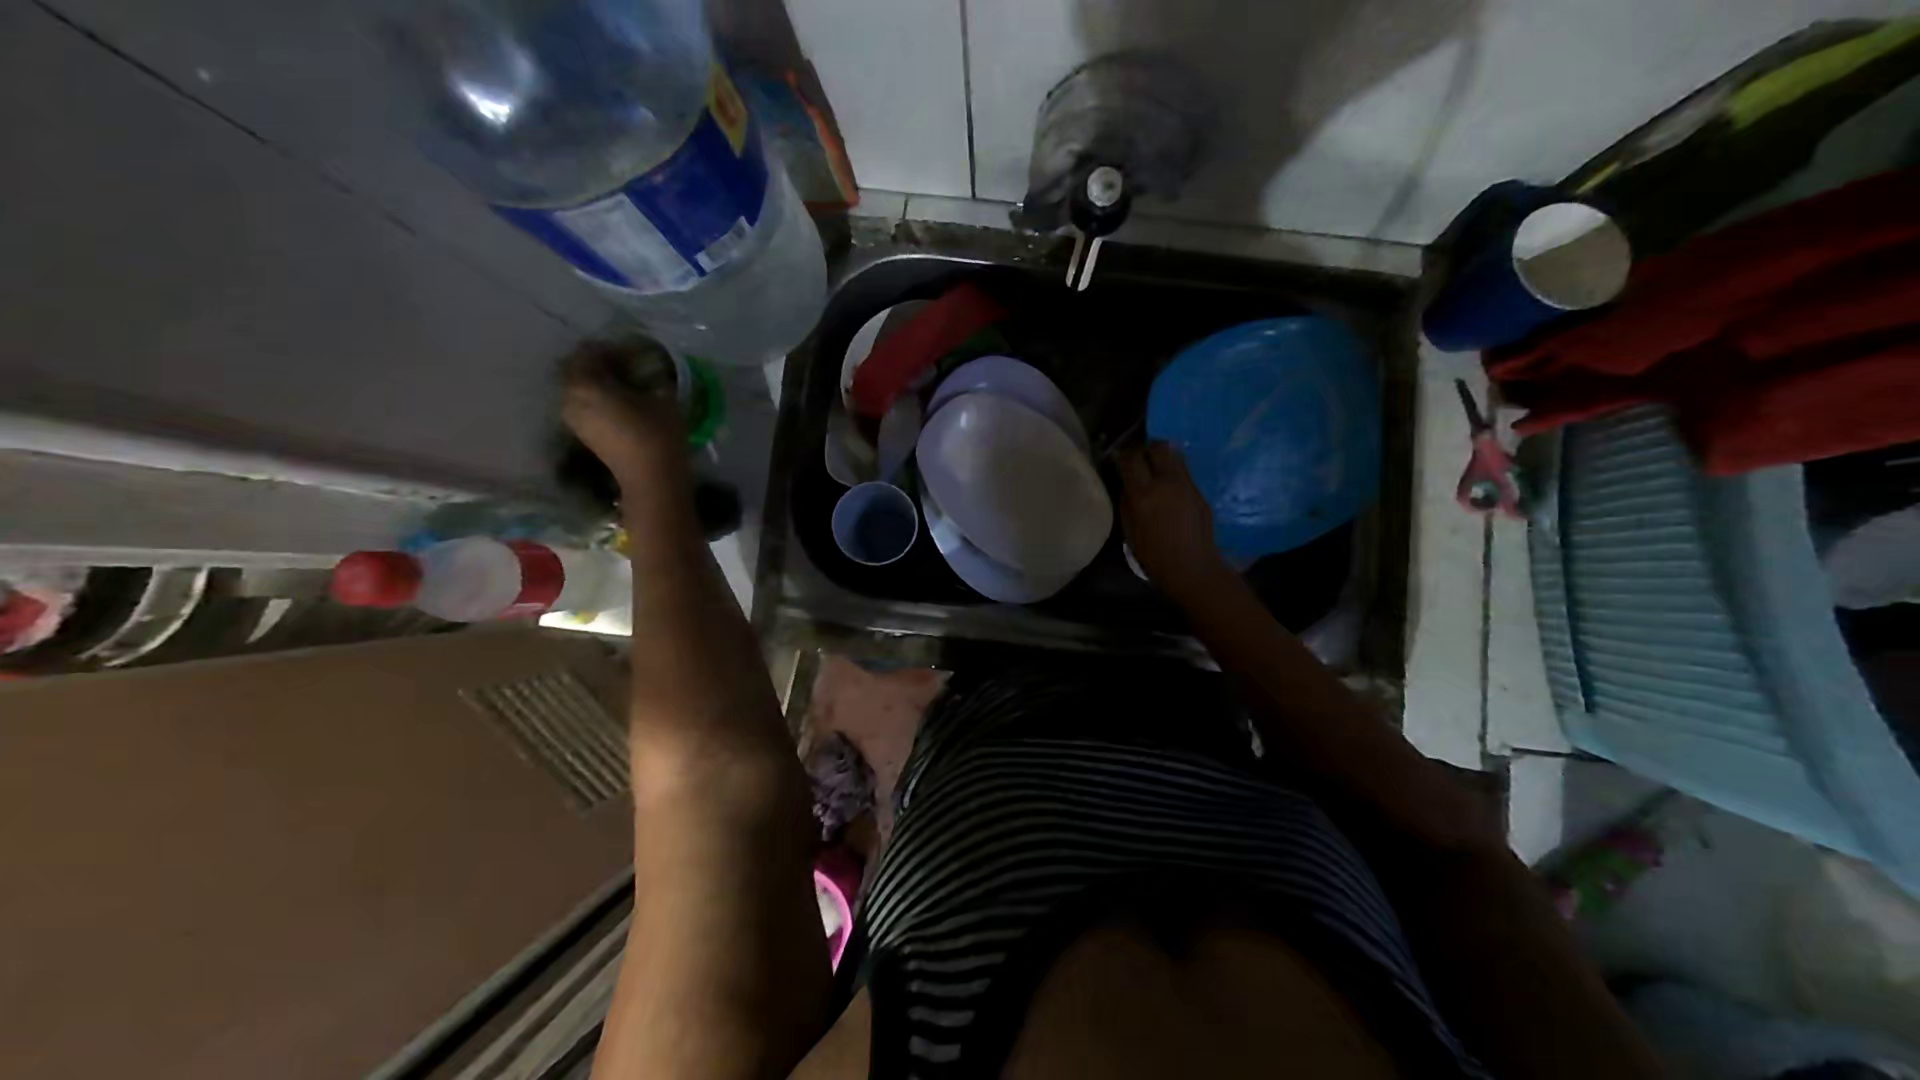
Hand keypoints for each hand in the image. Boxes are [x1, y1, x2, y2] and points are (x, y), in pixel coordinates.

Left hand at [561, 338, 689, 492]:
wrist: (652, 480)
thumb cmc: (658, 434)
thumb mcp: (662, 394)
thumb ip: (650, 373)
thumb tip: (646, 364)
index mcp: (585, 383)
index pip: (589, 351)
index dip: (612, 348)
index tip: (635, 352)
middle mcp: (570, 397)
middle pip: (579, 369)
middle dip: (601, 364)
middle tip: (630, 367)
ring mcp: (572, 418)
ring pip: (580, 388)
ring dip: (600, 383)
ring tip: (628, 387)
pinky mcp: (582, 434)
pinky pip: (585, 405)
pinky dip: (599, 399)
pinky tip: (624, 405)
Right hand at [1117, 440, 1231, 597]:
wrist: (1192, 567)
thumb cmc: (1153, 555)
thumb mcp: (1130, 530)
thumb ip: (1127, 504)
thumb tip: (1127, 486)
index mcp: (1143, 494)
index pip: (1130, 460)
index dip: (1122, 454)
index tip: (1118, 455)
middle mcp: (1166, 483)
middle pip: (1158, 448)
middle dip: (1146, 448)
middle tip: (1139, 455)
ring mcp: (1186, 485)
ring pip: (1175, 456)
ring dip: (1163, 456)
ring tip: (1155, 465)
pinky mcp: (1199, 492)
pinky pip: (1184, 472)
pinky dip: (1173, 472)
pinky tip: (1169, 485)